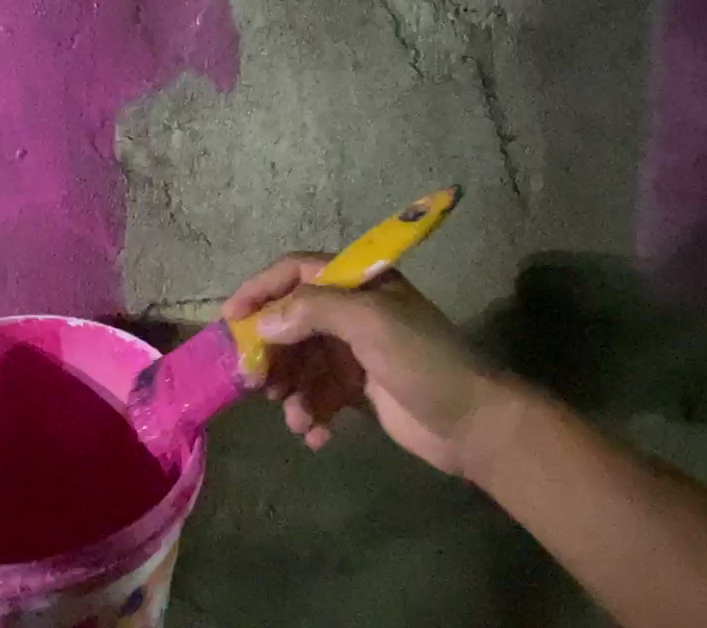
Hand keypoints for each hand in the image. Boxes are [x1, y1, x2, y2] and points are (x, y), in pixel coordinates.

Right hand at [223, 253, 504, 478]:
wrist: (476, 423)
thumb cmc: (423, 361)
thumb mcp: (369, 323)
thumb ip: (313, 311)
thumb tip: (264, 323)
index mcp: (356, 283)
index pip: (295, 272)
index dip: (260, 290)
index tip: (230, 319)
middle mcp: (352, 312)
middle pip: (291, 322)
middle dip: (271, 351)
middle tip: (255, 381)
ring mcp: (355, 352)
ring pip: (301, 363)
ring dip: (290, 389)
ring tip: (293, 416)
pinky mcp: (359, 390)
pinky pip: (319, 395)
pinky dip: (311, 413)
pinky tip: (314, 434)